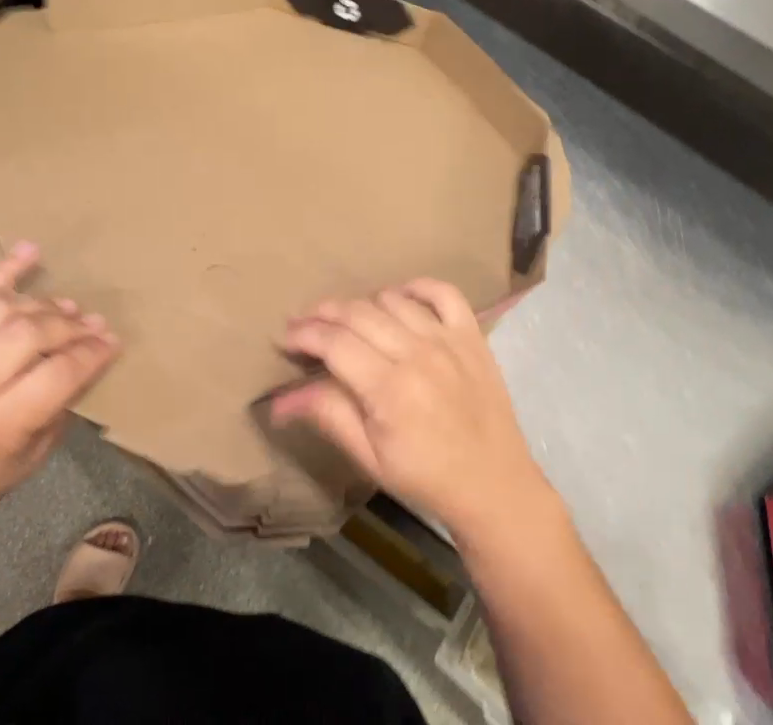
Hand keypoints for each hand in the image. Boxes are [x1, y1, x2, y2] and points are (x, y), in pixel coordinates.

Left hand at [0, 242, 117, 529]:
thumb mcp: (38, 451)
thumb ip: (63, 398)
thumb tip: (92, 350)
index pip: (56, 375)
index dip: (91, 354)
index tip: (113, 343)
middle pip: (28, 334)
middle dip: (69, 327)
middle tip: (93, 326)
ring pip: (1, 309)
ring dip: (41, 304)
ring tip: (65, 309)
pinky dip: (1, 271)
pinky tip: (30, 253)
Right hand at [270, 279, 555, 541]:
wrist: (494, 485)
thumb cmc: (425, 477)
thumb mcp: (368, 457)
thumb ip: (328, 416)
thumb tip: (279, 400)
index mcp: (389, 389)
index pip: (334, 342)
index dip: (303, 335)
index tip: (285, 338)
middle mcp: (417, 354)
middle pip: (358, 314)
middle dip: (323, 314)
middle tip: (304, 325)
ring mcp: (448, 341)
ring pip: (393, 300)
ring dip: (363, 304)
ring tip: (347, 321)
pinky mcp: (472, 337)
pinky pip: (444, 293)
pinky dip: (417, 288)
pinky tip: (399, 298)